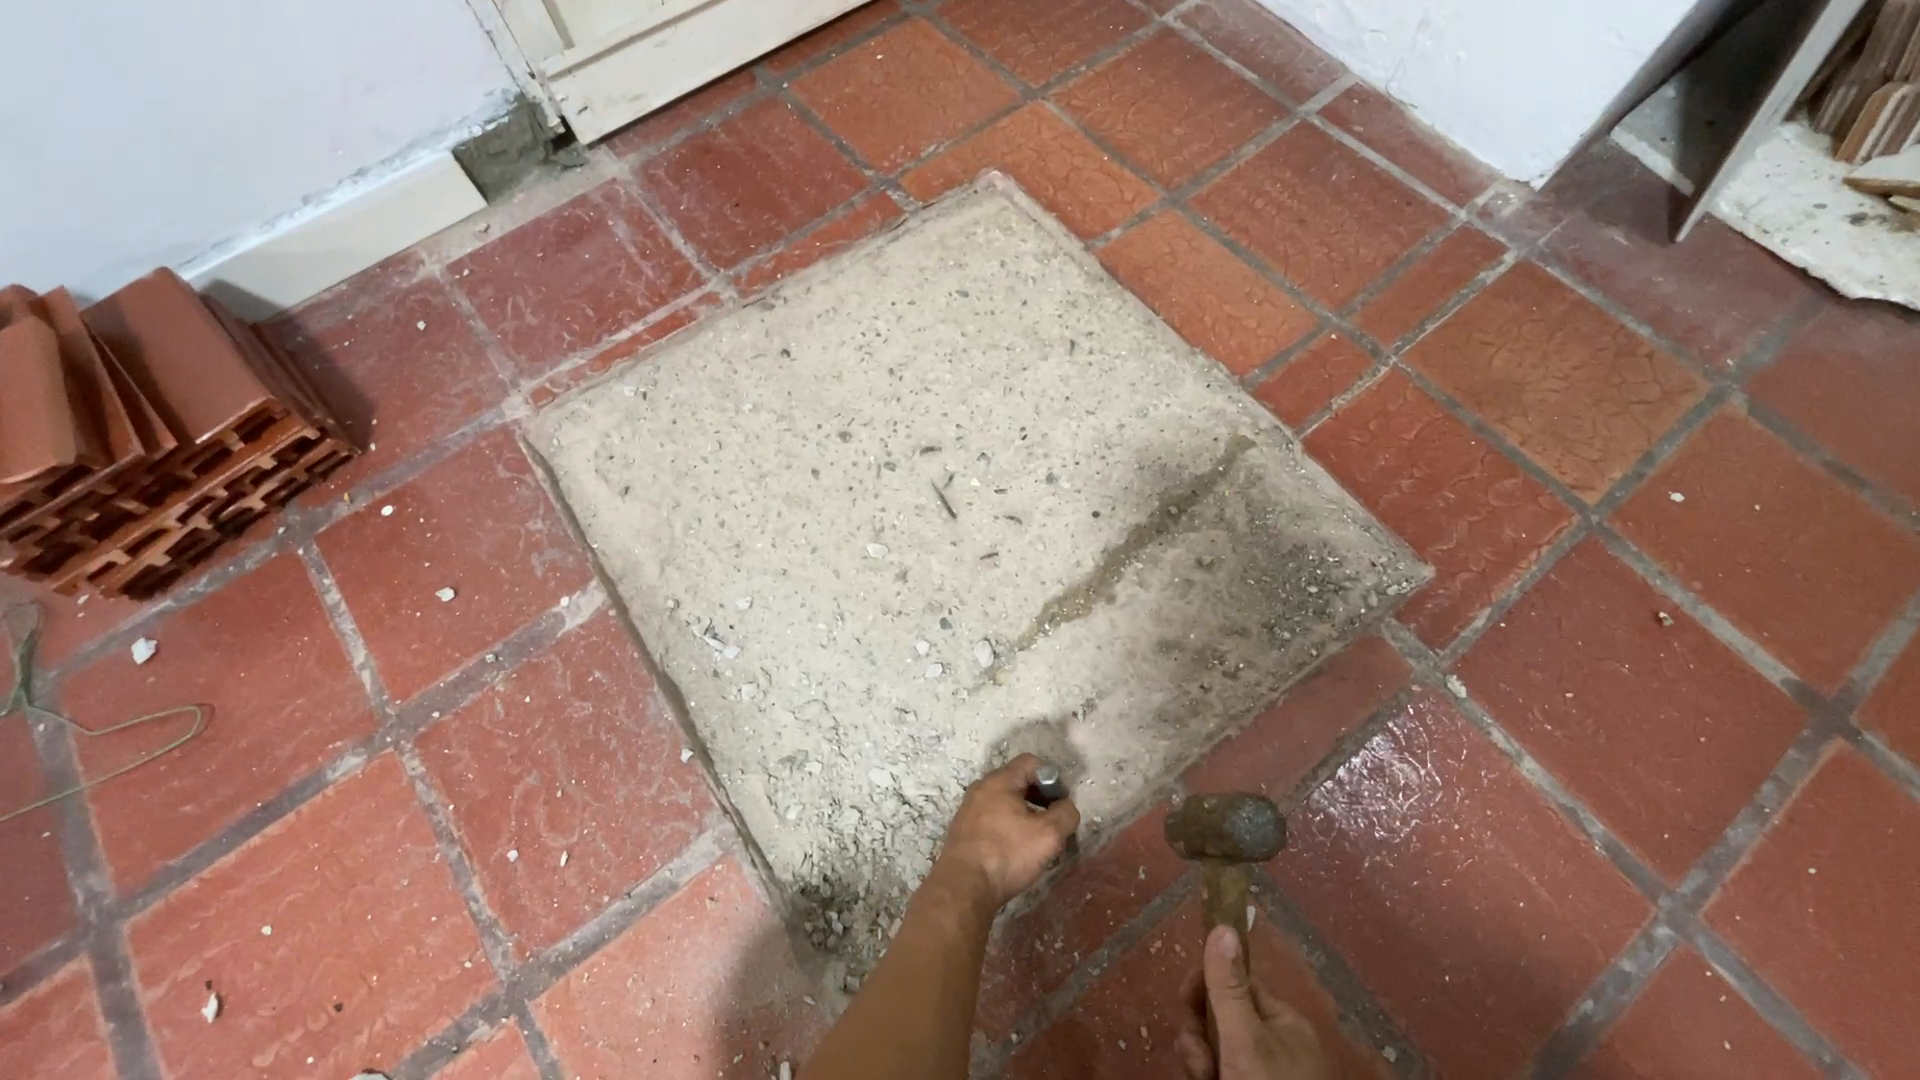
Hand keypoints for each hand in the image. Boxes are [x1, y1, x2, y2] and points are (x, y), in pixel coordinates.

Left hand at [932, 754, 1079, 909]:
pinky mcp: (964, 830)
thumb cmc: (1007, 854)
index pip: (1031, 762)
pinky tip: (1014, 851)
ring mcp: (969, 809)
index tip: (1060, 804)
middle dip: (1040, 798)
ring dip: (1025, 815)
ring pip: (1005, 802)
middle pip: (1017, 781)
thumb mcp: (1049, 835)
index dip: (1052, 778)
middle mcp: (981, 788)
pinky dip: (1008, 827)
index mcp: (999, 781)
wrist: (963, 886)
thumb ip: (1065, 814)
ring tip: (1036, 840)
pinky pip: (992, 818)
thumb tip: (1066, 807)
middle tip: (1052, 823)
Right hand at [1177, 925, 1334, 1079]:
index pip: (1235, 984)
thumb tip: (1222, 925)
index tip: (1183, 1002)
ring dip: (1199, 1060)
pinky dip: (1208, 1077)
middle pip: (1220, 1017)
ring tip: (1202, 1079)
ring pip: (1215, 1049)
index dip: (1204, 988)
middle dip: (1198, 1034)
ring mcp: (1265, 1074)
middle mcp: (1277, 1044)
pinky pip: (1220, 1072)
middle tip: (1197, 1061)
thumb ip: (1227, 987)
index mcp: (1284, 1022)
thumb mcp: (1244, 1040)